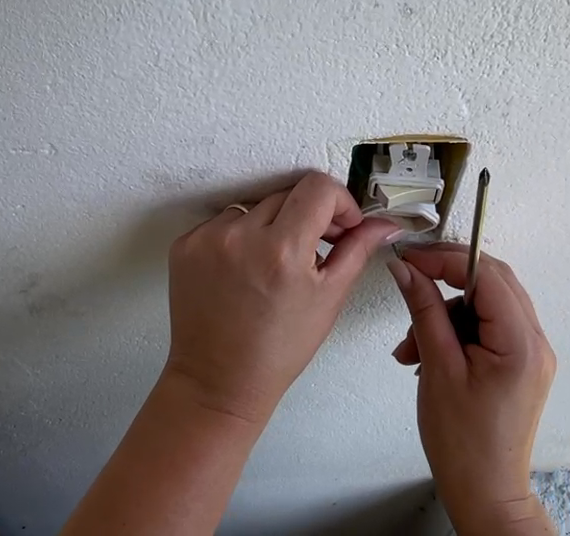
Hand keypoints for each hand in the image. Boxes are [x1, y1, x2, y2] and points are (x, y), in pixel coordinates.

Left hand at [163, 170, 400, 423]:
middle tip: (314, 249)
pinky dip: (239, 237)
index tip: (342, 226)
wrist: (218, 382)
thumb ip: (357, 250)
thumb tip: (384, 222)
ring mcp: (207, 238)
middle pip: (288, 194)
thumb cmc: (278, 349)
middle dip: (308, 216)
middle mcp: (241, 236)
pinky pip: (223, 221)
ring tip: (274, 265)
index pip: (318, 187)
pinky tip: (245, 271)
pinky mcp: (186, 244)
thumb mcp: (329, 298)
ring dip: (270, 225)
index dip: (339, 202)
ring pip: (255, 206)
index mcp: (282, 249)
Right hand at [389, 245, 557, 535]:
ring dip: (445, 310)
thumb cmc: (462, 442)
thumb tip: (405, 268)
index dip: (444, 258)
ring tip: (412, 343)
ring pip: (485, 301)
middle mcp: (535, 342)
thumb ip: (423, 308)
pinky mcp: (519, 362)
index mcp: (521, 343)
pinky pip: (487, 323)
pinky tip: (427, 351)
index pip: (486, 273)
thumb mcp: (437, 366)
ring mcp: (530, 352)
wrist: (485, 494)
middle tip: (410, 278)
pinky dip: (455, 327)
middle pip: (491, 280)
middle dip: (446, 277)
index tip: (409, 258)